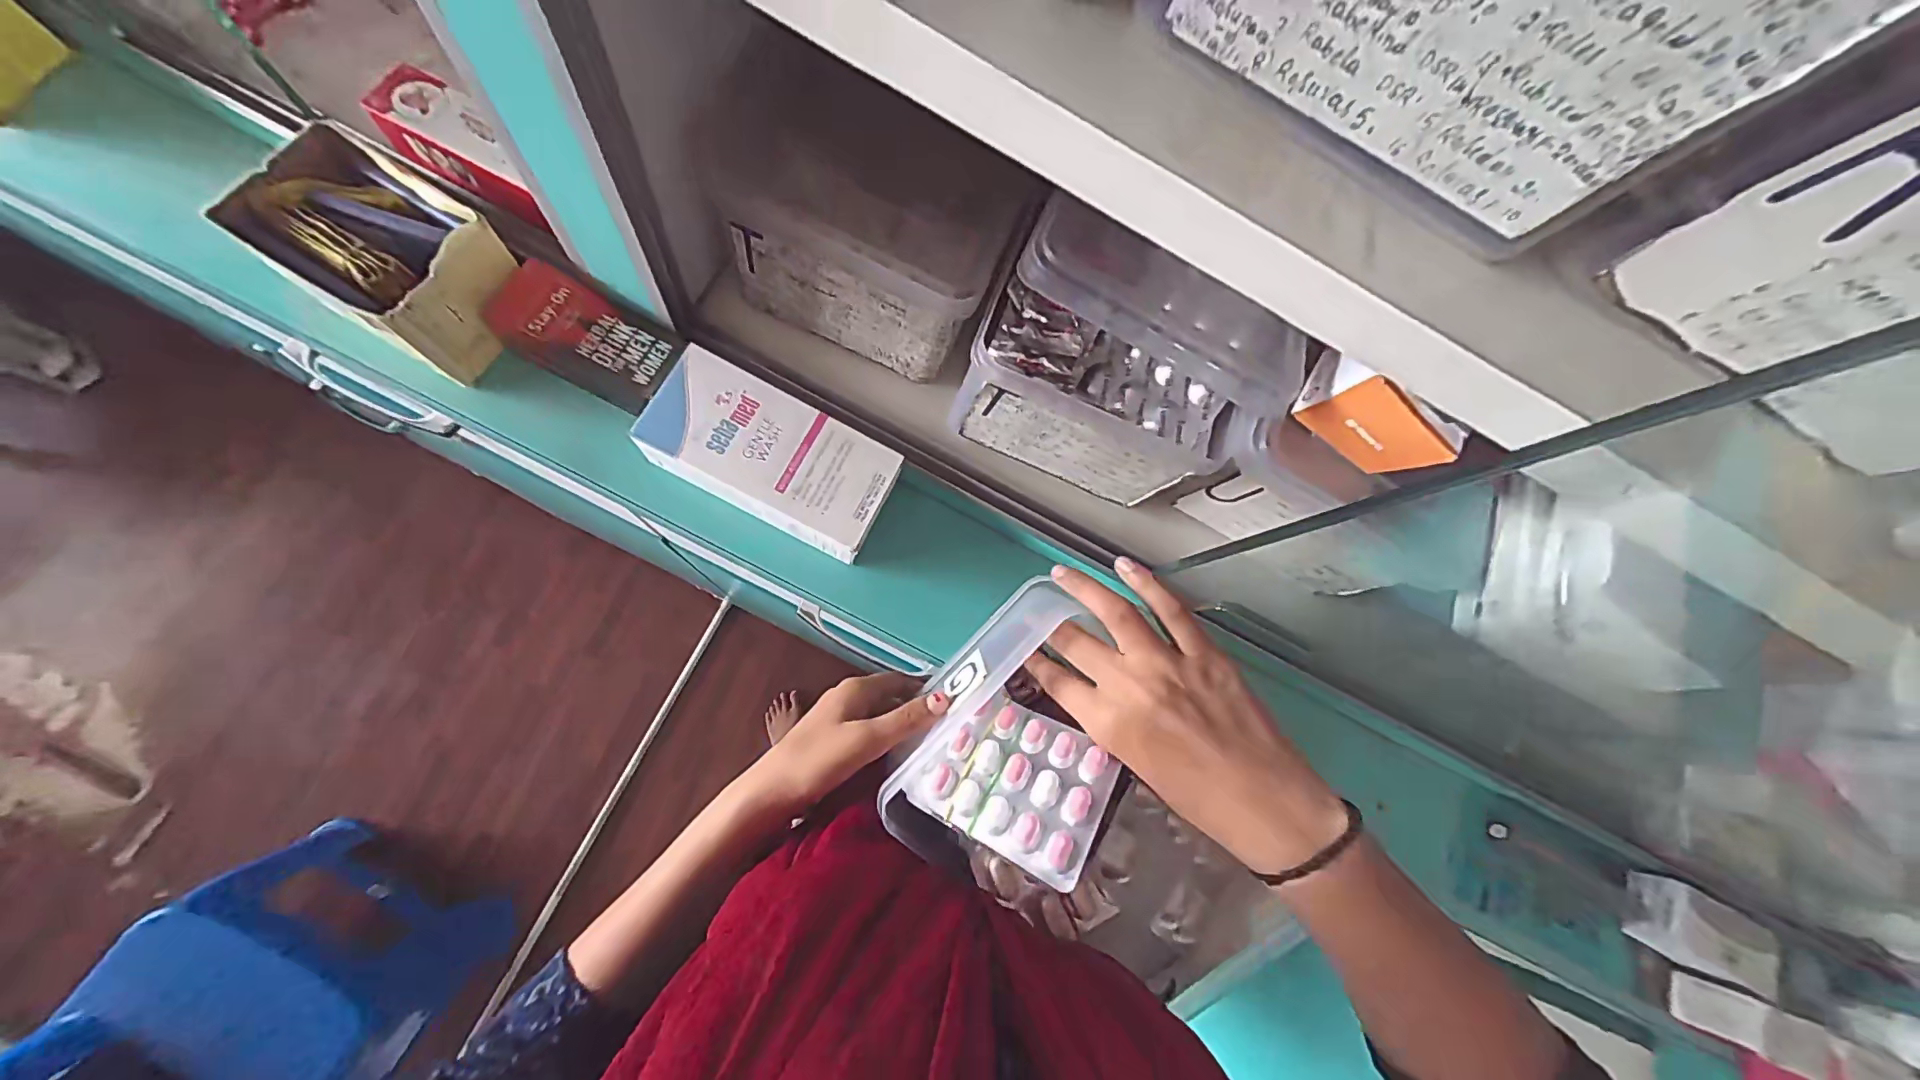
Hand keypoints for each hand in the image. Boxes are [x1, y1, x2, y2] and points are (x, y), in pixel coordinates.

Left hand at [745, 673, 947, 815]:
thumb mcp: (867, 739)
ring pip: (881, 714)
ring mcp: (838, 718)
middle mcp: (848, 697)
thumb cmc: (818, 761)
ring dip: (903, 724)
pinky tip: (898, 754)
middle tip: (949, 725)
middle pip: (892, 696)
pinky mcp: (834, 739)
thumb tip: (946, 698)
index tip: (955, 703)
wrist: (770, 793)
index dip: (927, 689)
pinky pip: (870, 730)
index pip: (901, 680)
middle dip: (918, 707)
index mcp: (855, 689)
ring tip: (931, 741)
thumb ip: (905, 719)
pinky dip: (888, 737)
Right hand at [1024, 560, 1349, 876]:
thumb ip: (1112, 724)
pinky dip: (1146, 583)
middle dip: (1052, 625)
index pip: (1058, 683)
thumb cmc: (1198, 799)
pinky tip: (1126, 567)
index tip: (1027, 650)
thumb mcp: (1137, 765)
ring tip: (1064, 573)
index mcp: (1108, 724)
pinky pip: (1170, 609)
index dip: (1037, 663)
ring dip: (1085, 588)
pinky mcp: (1203, 652)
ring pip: (1116, 613)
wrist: (1265, 802)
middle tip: (1040, 611)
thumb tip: (1097, 695)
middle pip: (1077, 643)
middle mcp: (1129, 687)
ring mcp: (1167, 663)